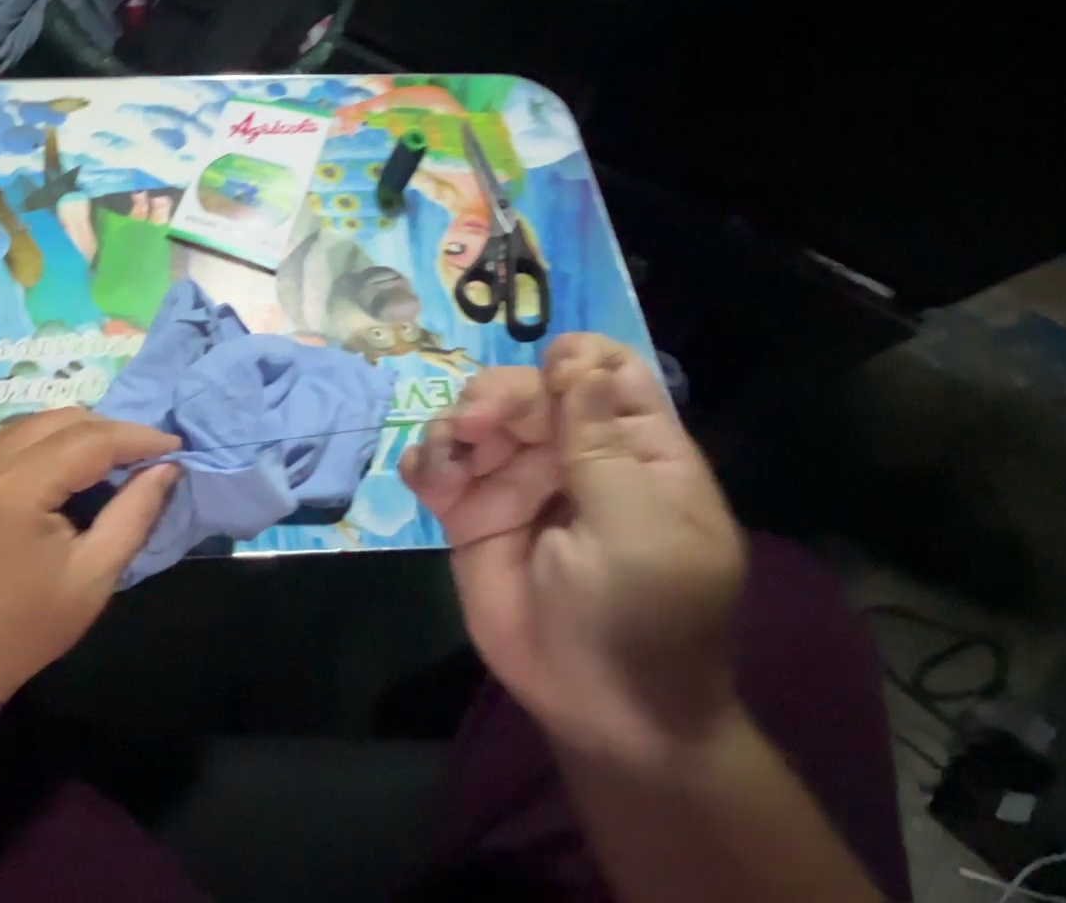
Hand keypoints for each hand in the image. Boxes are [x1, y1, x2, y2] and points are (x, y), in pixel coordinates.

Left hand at [0, 408, 180, 703]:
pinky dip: (46, 444)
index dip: (139, 437)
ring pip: (34, 423)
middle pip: (62, 419)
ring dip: (78, 434)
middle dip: (110, 430)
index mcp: (16, 485)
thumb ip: (134, 513)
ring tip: (113, 463)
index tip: (175, 445)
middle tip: (146, 456)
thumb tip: (166, 467)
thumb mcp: (93, 576)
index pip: (91, 439)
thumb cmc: (24, 627)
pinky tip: (68, 472)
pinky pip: (10, 440)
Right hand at [399, 334, 746, 764]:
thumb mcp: (637, 529)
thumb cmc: (641, 617)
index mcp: (634, 450)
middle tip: (477, 426)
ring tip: (448, 464)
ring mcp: (514, 484)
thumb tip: (578, 358)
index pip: (608, 373)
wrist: (597, 705)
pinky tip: (426, 479)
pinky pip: (436, 466)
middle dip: (498, 396)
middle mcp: (571, 456)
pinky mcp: (468, 514)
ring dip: (452, 426)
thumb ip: (600, 444)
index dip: (576, 358)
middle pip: (527, 389)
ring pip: (473, 420)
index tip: (547, 370)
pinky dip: (424, 460)